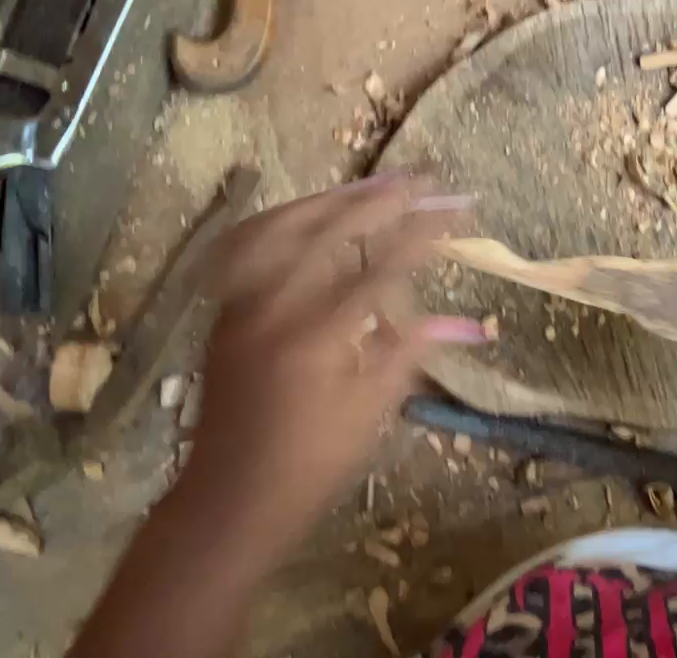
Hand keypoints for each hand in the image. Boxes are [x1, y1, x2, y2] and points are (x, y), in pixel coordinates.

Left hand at [181, 173, 483, 550]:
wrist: (229, 498)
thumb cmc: (310, 466)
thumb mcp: (369, 416)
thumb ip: (406, 354)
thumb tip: (453, 319)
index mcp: (316, 338)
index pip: (379, 269)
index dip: (420, 235)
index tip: (451, 210)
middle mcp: (273, 308)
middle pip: (329, 231)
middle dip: (379, 200)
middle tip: (418, 179)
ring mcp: (240, 303)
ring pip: (281, 226)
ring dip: (328, 199)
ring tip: (366, 187)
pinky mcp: (222, 309)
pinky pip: (245, 245)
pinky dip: (279, 219)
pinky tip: (301, 213)